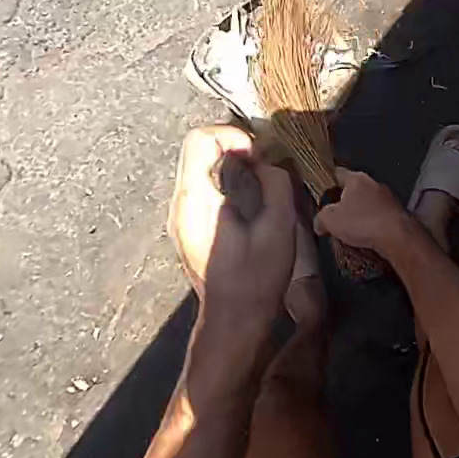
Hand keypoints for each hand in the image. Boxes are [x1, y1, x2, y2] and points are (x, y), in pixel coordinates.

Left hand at [169, 127, 296, 399]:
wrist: (233, 323)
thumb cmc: (255, 280)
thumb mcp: (278, 228)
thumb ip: (276, 185)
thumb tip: (269, 164)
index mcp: (195, 199)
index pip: (200, 138)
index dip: (233, 134)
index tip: (259, 155)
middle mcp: (180, 203)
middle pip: (200, 150)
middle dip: (236, 149)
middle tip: (265, 168)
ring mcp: (181, 216)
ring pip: (202, 168)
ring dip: (234, 167)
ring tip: (262, 187)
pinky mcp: (189, 227)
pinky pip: (205, 188)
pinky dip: (229, 183)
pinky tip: (251, 206)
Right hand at [313, 169, 417, 258]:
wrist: (396, 236)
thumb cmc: (362, 222)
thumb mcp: (330, 220)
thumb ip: (321, 218)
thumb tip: (320, 223)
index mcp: (356, 178)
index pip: (337, 173)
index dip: (328, 183)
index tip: (323, 193)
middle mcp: (373, 183)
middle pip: (353, 190)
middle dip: (344, 203)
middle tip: (335, 218)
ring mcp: (388, 197)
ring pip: (367, 203)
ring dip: (360, 214)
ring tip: (352, 232)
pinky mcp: (397, 212)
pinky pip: (379, 215)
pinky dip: (373, 223)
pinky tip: (368, 236)